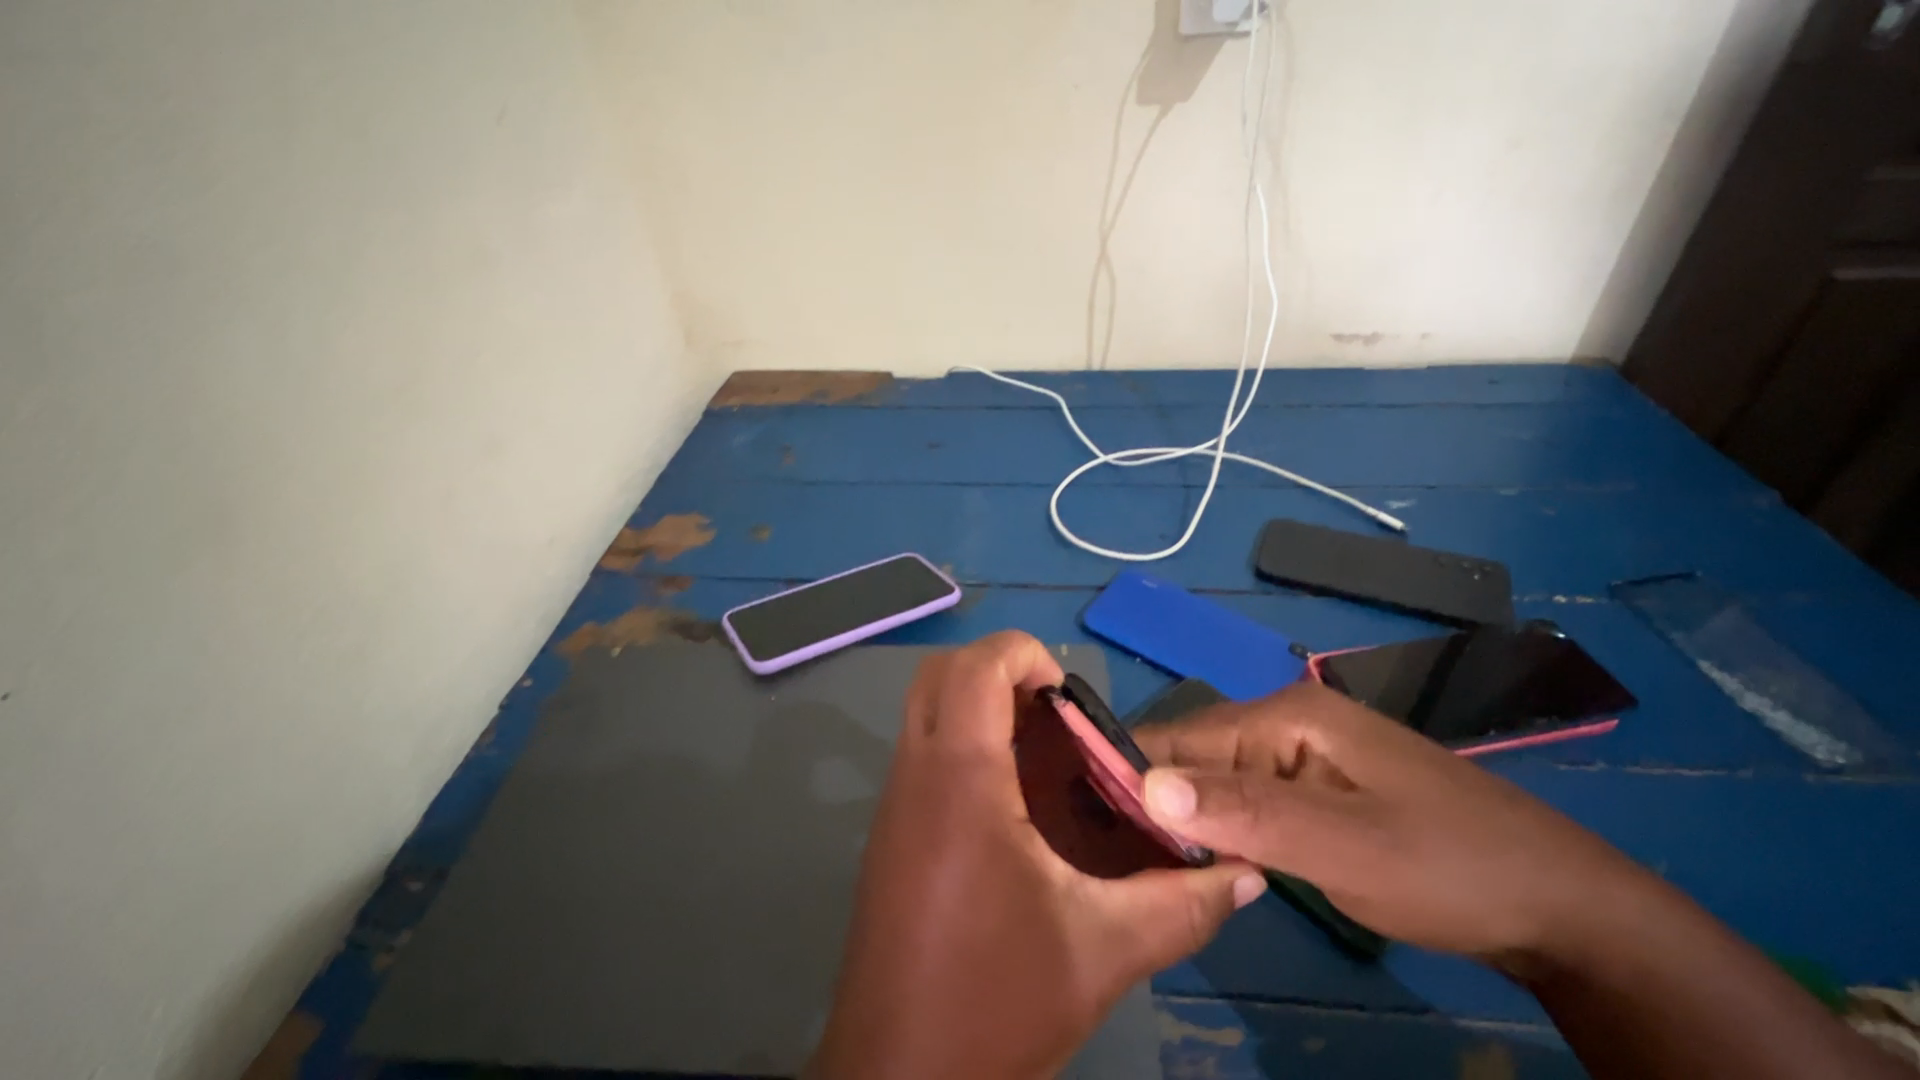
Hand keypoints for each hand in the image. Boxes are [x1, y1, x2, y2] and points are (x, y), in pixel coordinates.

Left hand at [809, 633, 1266, 1079]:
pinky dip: (964, 751)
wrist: (900, 1078)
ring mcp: (892, 810)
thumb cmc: (996, 1002)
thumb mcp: (1103, 950)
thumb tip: (1247, 874)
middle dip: (997, 672)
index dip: (1022, 654)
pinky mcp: (888, 840)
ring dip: (979, 712)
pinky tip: (1018, 811)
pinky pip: (922, 760)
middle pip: (937, 678)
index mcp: (960, 784)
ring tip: (1049, 760)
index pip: (973, 669)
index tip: (1070, 691)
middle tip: (1059, 716)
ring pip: (925, 718)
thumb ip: (1180, 903)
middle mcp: (914, 780)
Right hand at [1133, 680, 1654, 966]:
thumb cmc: (1447, 866)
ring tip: (1131, 861)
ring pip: (1216, 783)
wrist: (1557, 905)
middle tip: (1104, 856)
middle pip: (1193, 756)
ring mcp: (1306, 758)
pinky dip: (1217, 829)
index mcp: (1288, 716)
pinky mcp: (1318, 793)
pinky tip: (1194, 859)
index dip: (1127, 774)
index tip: (1082, 822)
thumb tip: (1144, 785)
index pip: (1179, 736)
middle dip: (1150, 800)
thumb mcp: (1343, 844)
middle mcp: (1289, 724)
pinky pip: (1247, 803)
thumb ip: (1245, 812)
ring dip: (1181, 818)